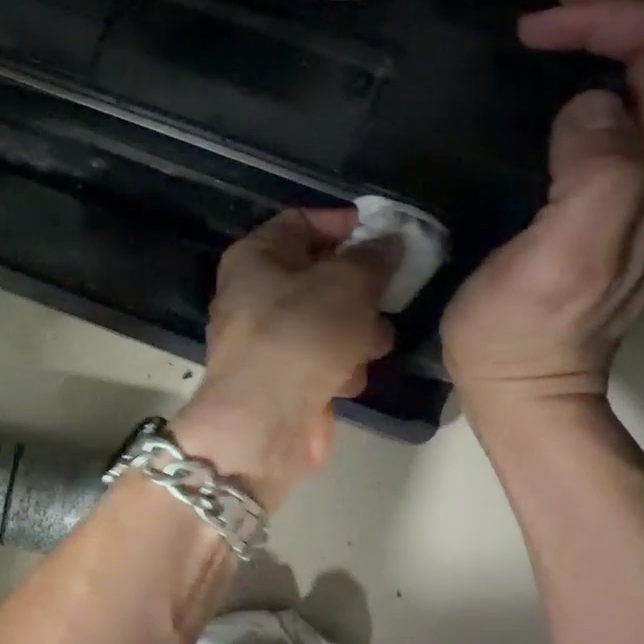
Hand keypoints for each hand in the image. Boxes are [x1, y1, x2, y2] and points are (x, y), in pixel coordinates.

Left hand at [174, 209, 397, 499]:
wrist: (263, 421)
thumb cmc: (300, 334)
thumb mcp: (347, 281)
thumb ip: (373, 256)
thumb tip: (387, 242)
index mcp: (253, 258)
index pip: (300, 222)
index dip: (344, 223)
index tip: (389, 234)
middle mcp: (253, 294)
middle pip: (322, 274)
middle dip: (360, 289)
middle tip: (390, 295)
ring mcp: (268, 339)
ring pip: (331, 320)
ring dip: (358, 333)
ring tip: (367, 345)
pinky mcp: (284, 377)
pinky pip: (326, 359)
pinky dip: (341, 367)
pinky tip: (344, 380)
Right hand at [443, 0, 643, 413]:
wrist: (529, 384)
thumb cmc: (526, 326)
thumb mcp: (561, 257)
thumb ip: (597, 175)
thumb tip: (590, 105)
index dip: (613, 15)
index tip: (534, 25)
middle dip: (628, 4)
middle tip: (550, 1)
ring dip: (626, 31)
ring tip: (559, 24)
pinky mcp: (634, 195)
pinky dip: (615, 71)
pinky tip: (568, 79)